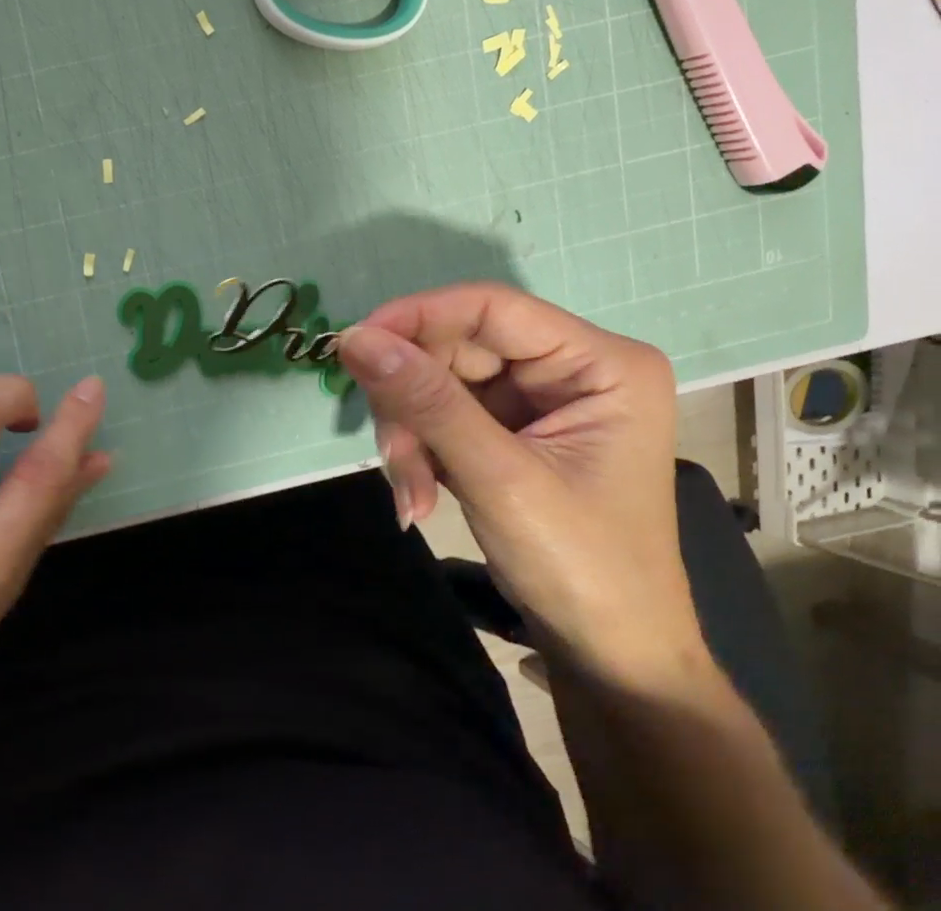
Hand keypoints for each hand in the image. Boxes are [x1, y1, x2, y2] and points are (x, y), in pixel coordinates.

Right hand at [335, 284, 711, 690]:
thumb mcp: (497, 477)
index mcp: (600, 365)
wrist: (608, 649)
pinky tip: (419, 496)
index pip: (490, 308)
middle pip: (454, 349)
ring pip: (436, 386)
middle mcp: (569, 371)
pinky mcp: (507, 434)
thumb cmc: (579, 563)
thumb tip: (355, 339)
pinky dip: (418, 453)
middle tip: (393, 460)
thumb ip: (427, 403)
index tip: (350, 348)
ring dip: (409, 438)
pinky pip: (439, 418)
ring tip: (411, 494)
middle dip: (411, 403)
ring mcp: (536, 403)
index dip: (416, 318)